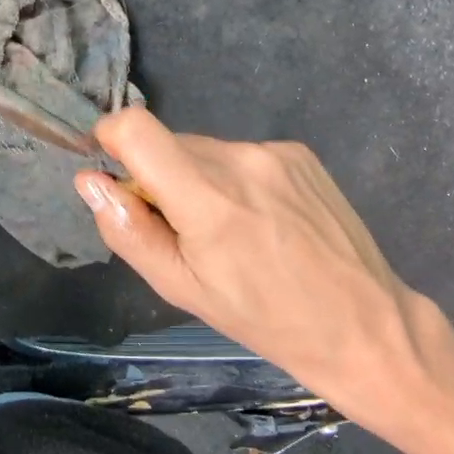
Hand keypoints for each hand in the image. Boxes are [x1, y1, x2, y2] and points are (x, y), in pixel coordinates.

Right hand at [73, 108, 423, 408]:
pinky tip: (264, 220)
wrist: (365, 325)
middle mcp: (239, 159)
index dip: (110, 138)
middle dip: (159, 176)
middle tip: (184, 230)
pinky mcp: (300, 153)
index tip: (114, 169)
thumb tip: (89, 180)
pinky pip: (241, 155)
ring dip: (198, 178)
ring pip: (205, 150)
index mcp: (206, 197)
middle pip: (169, 143)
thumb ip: (127, 229)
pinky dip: (235, 179)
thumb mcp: (182, 288)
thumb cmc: (264, 318)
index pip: (135, 127)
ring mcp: (274, 152)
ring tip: (232, 230)